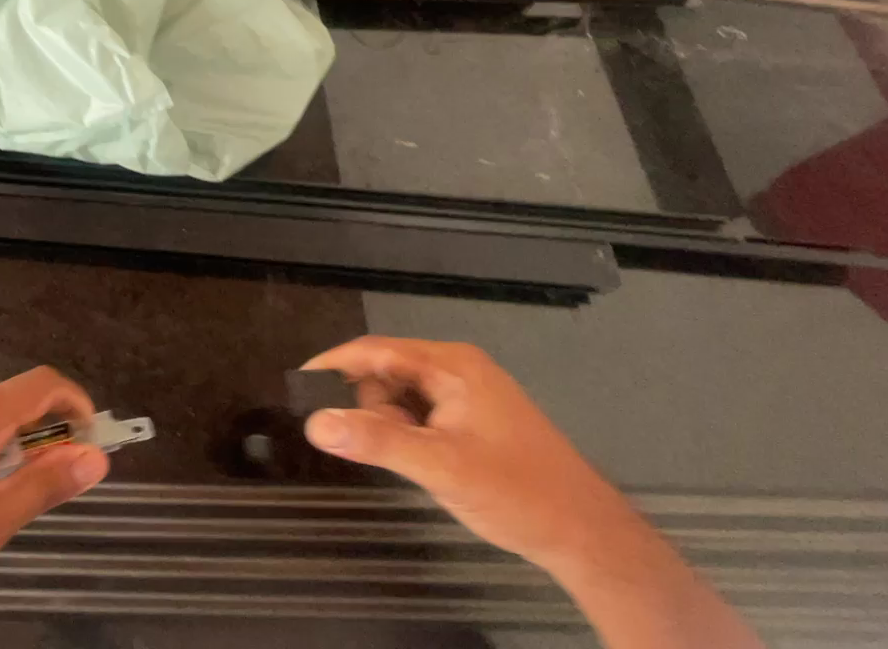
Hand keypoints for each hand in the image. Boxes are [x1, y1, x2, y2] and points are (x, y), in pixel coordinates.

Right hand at [300, 336, 643, 574]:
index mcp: (451, 364)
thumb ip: (376, 440)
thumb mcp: (440, 466)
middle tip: (376, 446)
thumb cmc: (517, 493)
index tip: (298, 387)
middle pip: (386, 372)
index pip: (373, 350)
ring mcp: (468, 393)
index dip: (332, 365)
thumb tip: (315, 422)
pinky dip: (410, 433)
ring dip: (391, 424)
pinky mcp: (474, 418)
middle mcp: (457, 368)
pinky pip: (421, 413)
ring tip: (413, 462)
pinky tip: (424, 463)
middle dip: (370, 406)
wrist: (588, 538)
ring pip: (402, 395)